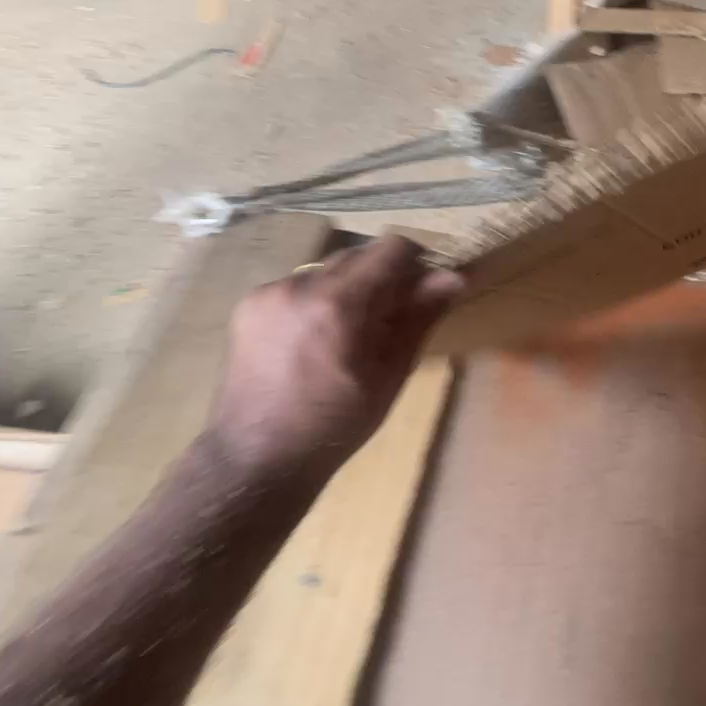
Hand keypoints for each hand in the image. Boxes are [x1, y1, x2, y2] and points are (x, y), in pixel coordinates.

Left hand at [211, 237, 464, 477]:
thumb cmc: (337, 422)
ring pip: (328, 269)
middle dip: (383, 278)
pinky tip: (318, 338)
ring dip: (350, 288)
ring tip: (352, 332)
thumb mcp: (390, 372)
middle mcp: (298, 285)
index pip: (391, 249)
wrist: (259, 457)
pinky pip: (299, 286)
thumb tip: (455, 277)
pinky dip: (319, 300)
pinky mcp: (250, 304)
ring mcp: (268, 292)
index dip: (417, 263)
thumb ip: (419, 316)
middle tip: (393, 317)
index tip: (425, 288)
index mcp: (337, 302)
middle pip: (359, 256)